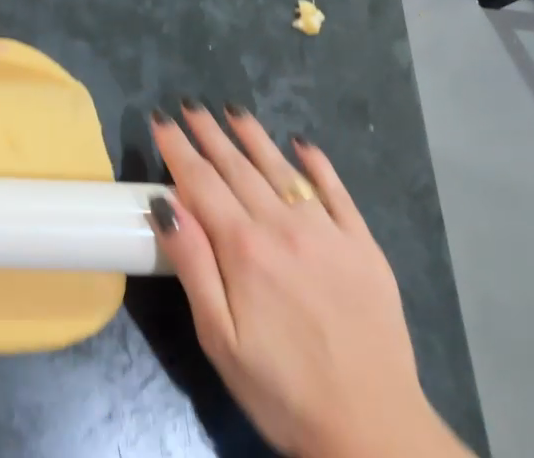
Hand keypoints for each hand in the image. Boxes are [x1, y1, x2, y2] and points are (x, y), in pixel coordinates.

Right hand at [148, 102, 469, 457]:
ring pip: (283, 171)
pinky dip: (317, 164)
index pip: (200, 183)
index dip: (178, 150)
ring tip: (233, 112)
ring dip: (255, 138)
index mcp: (243, 249)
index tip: (160, 121)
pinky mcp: (364, 248)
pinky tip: (302, 145)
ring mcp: (329, 233)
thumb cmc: (280, 389)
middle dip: (210, 135)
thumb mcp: (219, 337)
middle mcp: (284, 228)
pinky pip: (337, 193)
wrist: (372, 429)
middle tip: (190, 107)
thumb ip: (192, 265)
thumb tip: (165, 205)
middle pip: (238, 169)